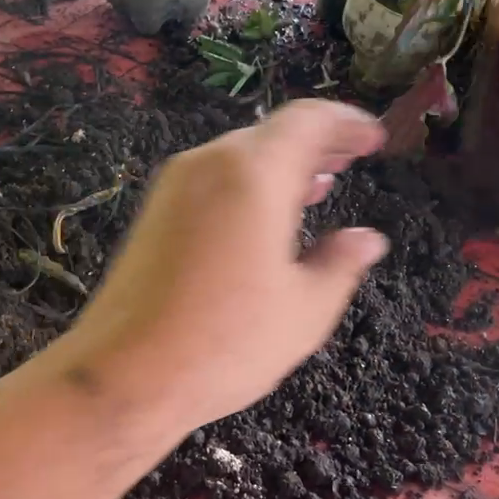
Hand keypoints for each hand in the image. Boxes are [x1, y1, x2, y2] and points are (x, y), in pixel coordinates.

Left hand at [58, 100, 388, 433]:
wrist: (124, 377)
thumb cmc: (225, 344)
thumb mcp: (304, 311)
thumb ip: (340, 264)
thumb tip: (367, 239)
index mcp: (253, 175)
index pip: (308, 121)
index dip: (347, 124)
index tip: (374, 139)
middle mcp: (207, 166)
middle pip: (269, 136)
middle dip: (314, 145)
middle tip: (349, 160)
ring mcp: (173, 190)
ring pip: (237, 160)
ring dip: (280, 168)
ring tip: (318, 187)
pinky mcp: (153, 217)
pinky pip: (212, 184)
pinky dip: (247, 189)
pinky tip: (265, 221)